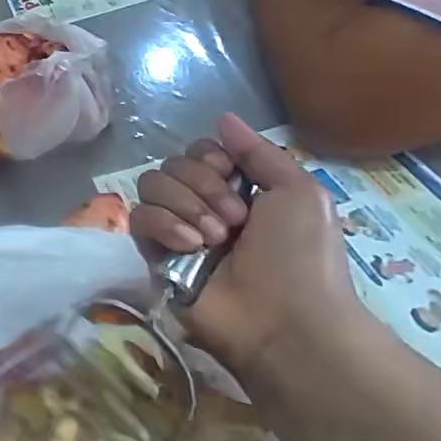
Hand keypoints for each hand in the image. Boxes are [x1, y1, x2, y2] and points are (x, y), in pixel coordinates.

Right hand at [130, 114, 365, 373]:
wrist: (288, 324)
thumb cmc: (302, 256)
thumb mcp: (299, 192)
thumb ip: (258, 150)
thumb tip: (223, 117)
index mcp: (237, 190)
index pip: (198, 150)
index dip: (209, 155)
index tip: (229, 172)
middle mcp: (203, 206)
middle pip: (174, 163)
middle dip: (203, 185)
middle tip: (235, 220)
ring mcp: (178, 231)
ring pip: (152, 184)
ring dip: (185, 204)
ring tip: (214, 238)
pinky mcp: (156, 257)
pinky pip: (139, 218)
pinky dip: (164, 225)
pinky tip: (190, 246)